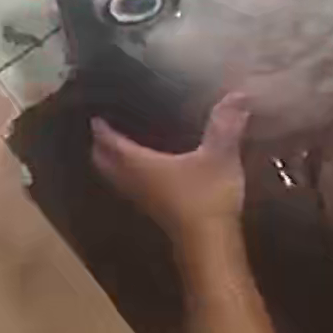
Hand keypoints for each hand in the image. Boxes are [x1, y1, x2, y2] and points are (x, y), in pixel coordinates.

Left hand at [91, 95, 249, 241]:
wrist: (207, 239)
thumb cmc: (207, 194)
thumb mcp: (218, 155)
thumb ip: (224, 125)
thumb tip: (237, 94)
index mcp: (136, 163)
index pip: (110, 142)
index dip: (101, 129)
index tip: (95, 117)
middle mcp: (129, 178)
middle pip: (101, 159)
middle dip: (98, 145)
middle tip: (101, 131)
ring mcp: (136, 194)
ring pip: (110, 174)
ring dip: (107, 160)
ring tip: (114, 148)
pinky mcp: (147, 206)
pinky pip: (124, 184)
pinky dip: (122, 173)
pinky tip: (139, 171)